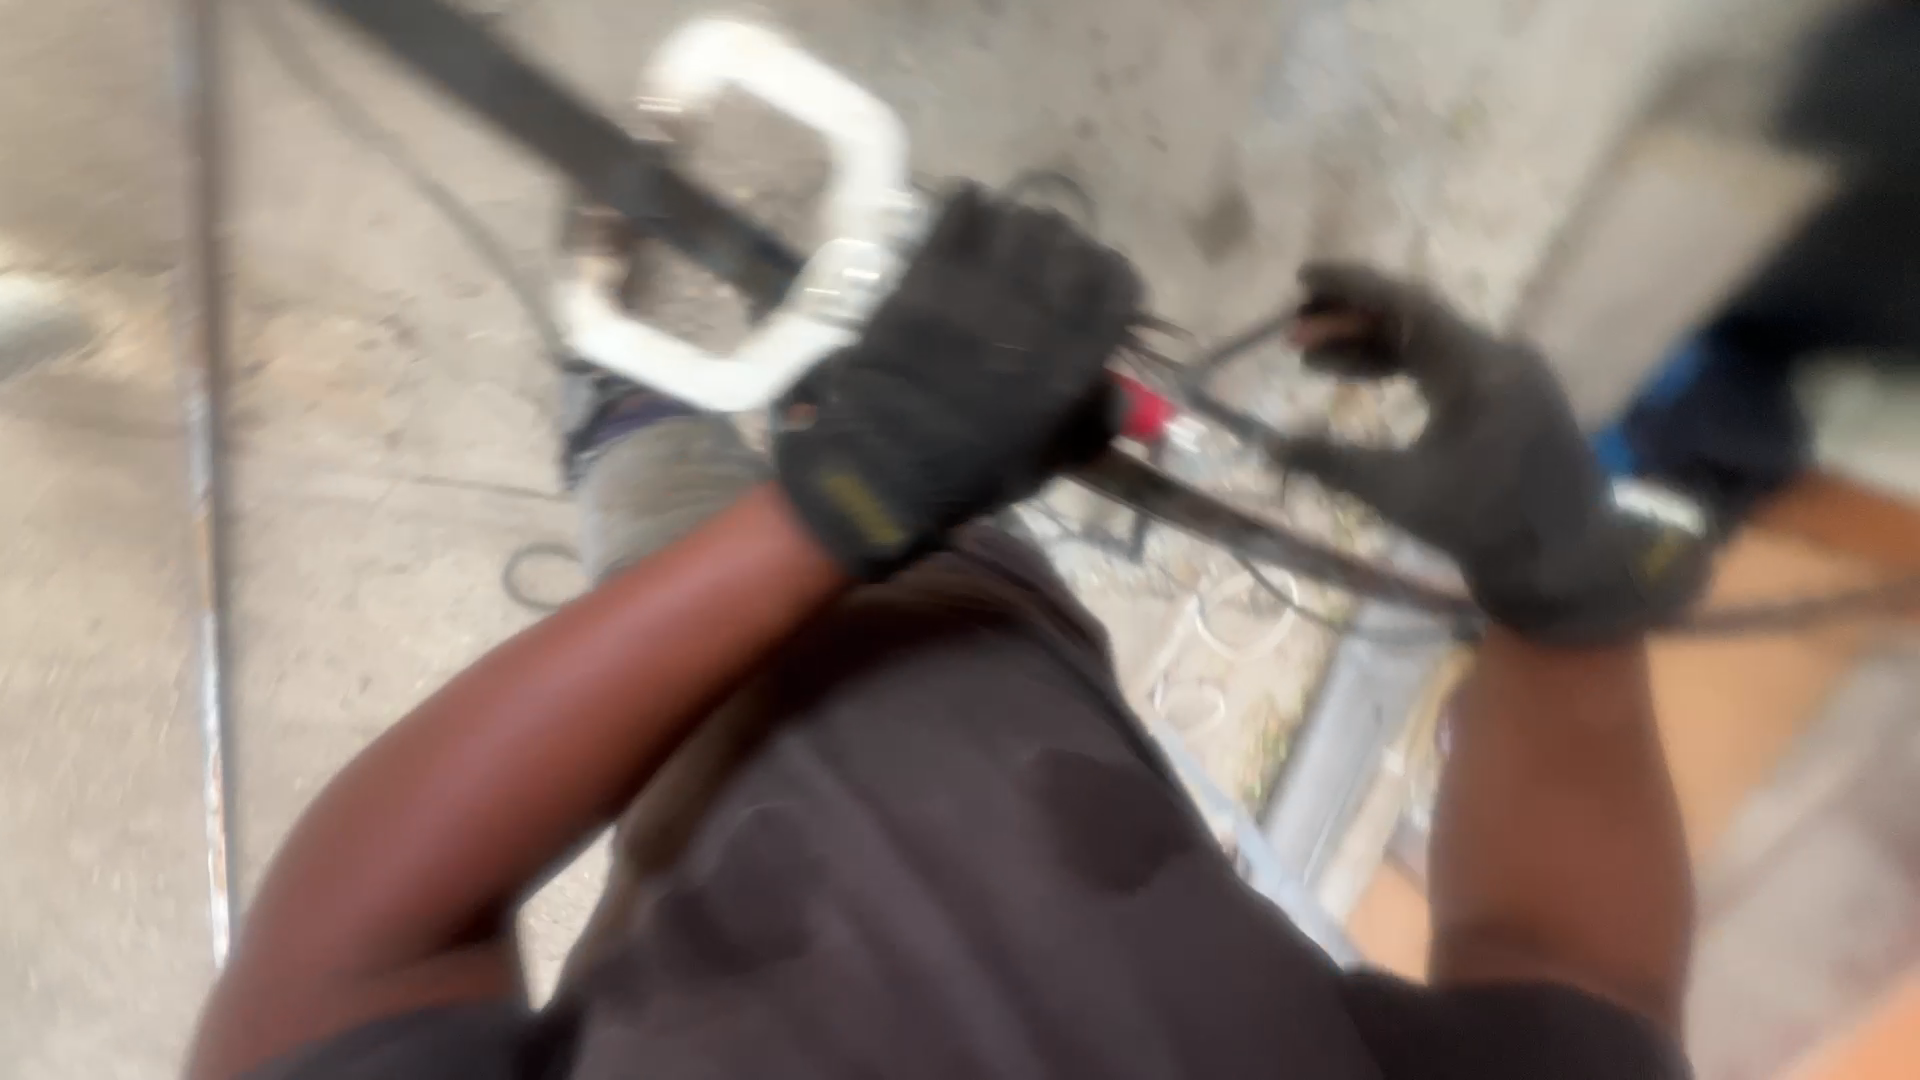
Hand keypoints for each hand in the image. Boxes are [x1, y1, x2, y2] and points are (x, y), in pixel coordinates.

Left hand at [773, 183, 1142, 578]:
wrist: (887, 458)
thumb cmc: (972, 469)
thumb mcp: (1048, 463)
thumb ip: (1092, 425)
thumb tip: (1118, 395)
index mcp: (1073, 357)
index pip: (1118, 284)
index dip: (1110, 283)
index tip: (1093, 296)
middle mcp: (1040, 309)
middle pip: (1073, 242)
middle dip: (1065, 254)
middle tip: (1044, 274)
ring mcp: (984, 282)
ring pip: (1023, 217)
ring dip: (1020, 231)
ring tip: (1005, 252)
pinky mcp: (933, 267)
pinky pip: (963, 208)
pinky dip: (971, 210)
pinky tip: (967, 231)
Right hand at [1272, 262, 1708, 641]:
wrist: (1563, 557)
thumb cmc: (1481, 520)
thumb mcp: (1396, 491)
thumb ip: (1330, 461)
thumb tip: (1269, 446)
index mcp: (1477, 367)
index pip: (1406, 305)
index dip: (1351, 287)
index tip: (1303, 276)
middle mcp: (1494, 357)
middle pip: (1412, 318)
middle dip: (1348, 320)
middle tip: (1293, 330)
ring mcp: (1503, 376)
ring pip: (1423, 342)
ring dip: (1367, 346)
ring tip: (1309, 359)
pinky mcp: (1502, 398)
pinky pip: (1439, 366)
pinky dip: (1394, 368)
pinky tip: (1358, 380)